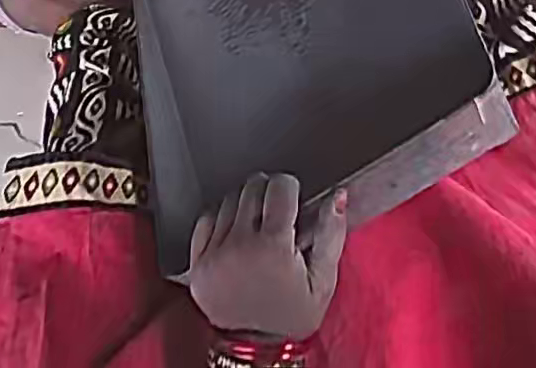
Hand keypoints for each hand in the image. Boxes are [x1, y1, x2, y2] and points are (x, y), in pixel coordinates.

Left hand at [187, 172, 348, 340]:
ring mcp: (214, 252)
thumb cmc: (292, 315)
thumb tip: (338, 195)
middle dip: (267, 194)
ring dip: (244, 205)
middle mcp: (240, 244)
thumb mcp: (323, 282)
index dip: (289, 190)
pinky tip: (233, 236)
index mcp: (274, 246)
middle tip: (275, 216)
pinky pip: (206, 217)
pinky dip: (219, 219)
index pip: (280, 185)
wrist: (256, 353)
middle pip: (253, 186)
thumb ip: (332, 234)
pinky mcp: (196, 262)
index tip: (292, 203)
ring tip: (255, 229)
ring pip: (229, 198)